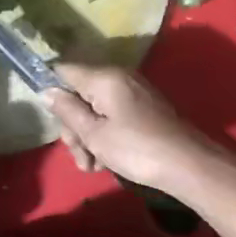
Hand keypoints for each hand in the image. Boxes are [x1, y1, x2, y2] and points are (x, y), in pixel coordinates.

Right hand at [43, 63, 218, 188]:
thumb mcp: (93, 134)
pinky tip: (104, 161)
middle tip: (78, 153)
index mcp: (104, 79)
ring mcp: (131, 94)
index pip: (63, 70)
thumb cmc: (136, 149)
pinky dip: (103, 136)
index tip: (49, 116)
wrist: (189, 167)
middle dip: (72, 125)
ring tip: (92, 165)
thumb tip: (46, 91)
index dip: (50, 89)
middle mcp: (118, 79)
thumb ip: (67, 110)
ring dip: (86, 137)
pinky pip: (111, 117)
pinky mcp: (141, 110)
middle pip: (78, 95)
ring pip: (93, 110)